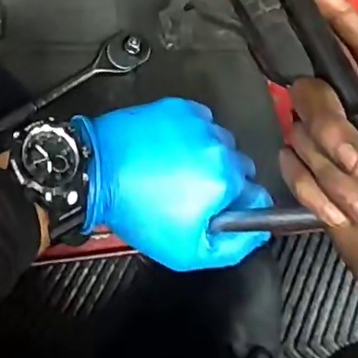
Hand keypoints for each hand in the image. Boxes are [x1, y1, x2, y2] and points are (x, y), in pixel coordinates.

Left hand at [77, 98, 273, 270]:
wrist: (99, 169)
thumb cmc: (137, 206)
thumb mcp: (188, 250)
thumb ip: (233, 246)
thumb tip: (256, 233)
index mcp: (225, 178)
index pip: (259, 195)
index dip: (242, 209)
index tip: (225, 212)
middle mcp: (216, 144)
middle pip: (240, 166)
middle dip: (225, 181)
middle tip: (196, 193)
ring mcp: (196, 121)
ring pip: (220, 141)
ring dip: (209, 155)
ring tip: (180, 169)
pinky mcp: (177, 107)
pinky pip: (199, 120)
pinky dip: (192, 133)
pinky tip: (172, 148)